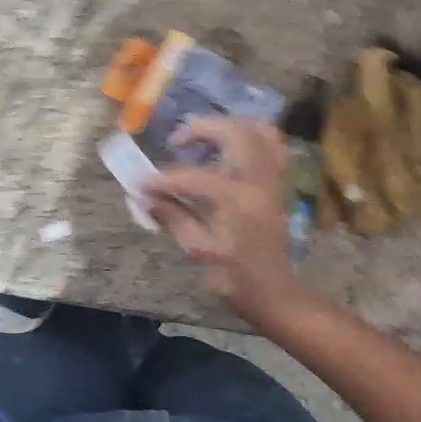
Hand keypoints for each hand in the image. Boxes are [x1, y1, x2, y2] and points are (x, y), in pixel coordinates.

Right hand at [144, 116, 302, 319]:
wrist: (275, 294)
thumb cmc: (236, 279)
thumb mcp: (201, 251)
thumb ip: (174, 217)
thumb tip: (145, 197)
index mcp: (238, 201)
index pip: (195, 177)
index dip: (164, 179)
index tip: (141, 183)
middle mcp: (260, 182)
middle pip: (235, 133)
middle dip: (202, 130)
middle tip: (177, 142)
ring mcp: (274, 181)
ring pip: (259, 132)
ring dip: (230, 127)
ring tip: (204, 139)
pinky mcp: (279, 185)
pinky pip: (272, 146)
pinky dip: (251, 137)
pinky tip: (230, 148)